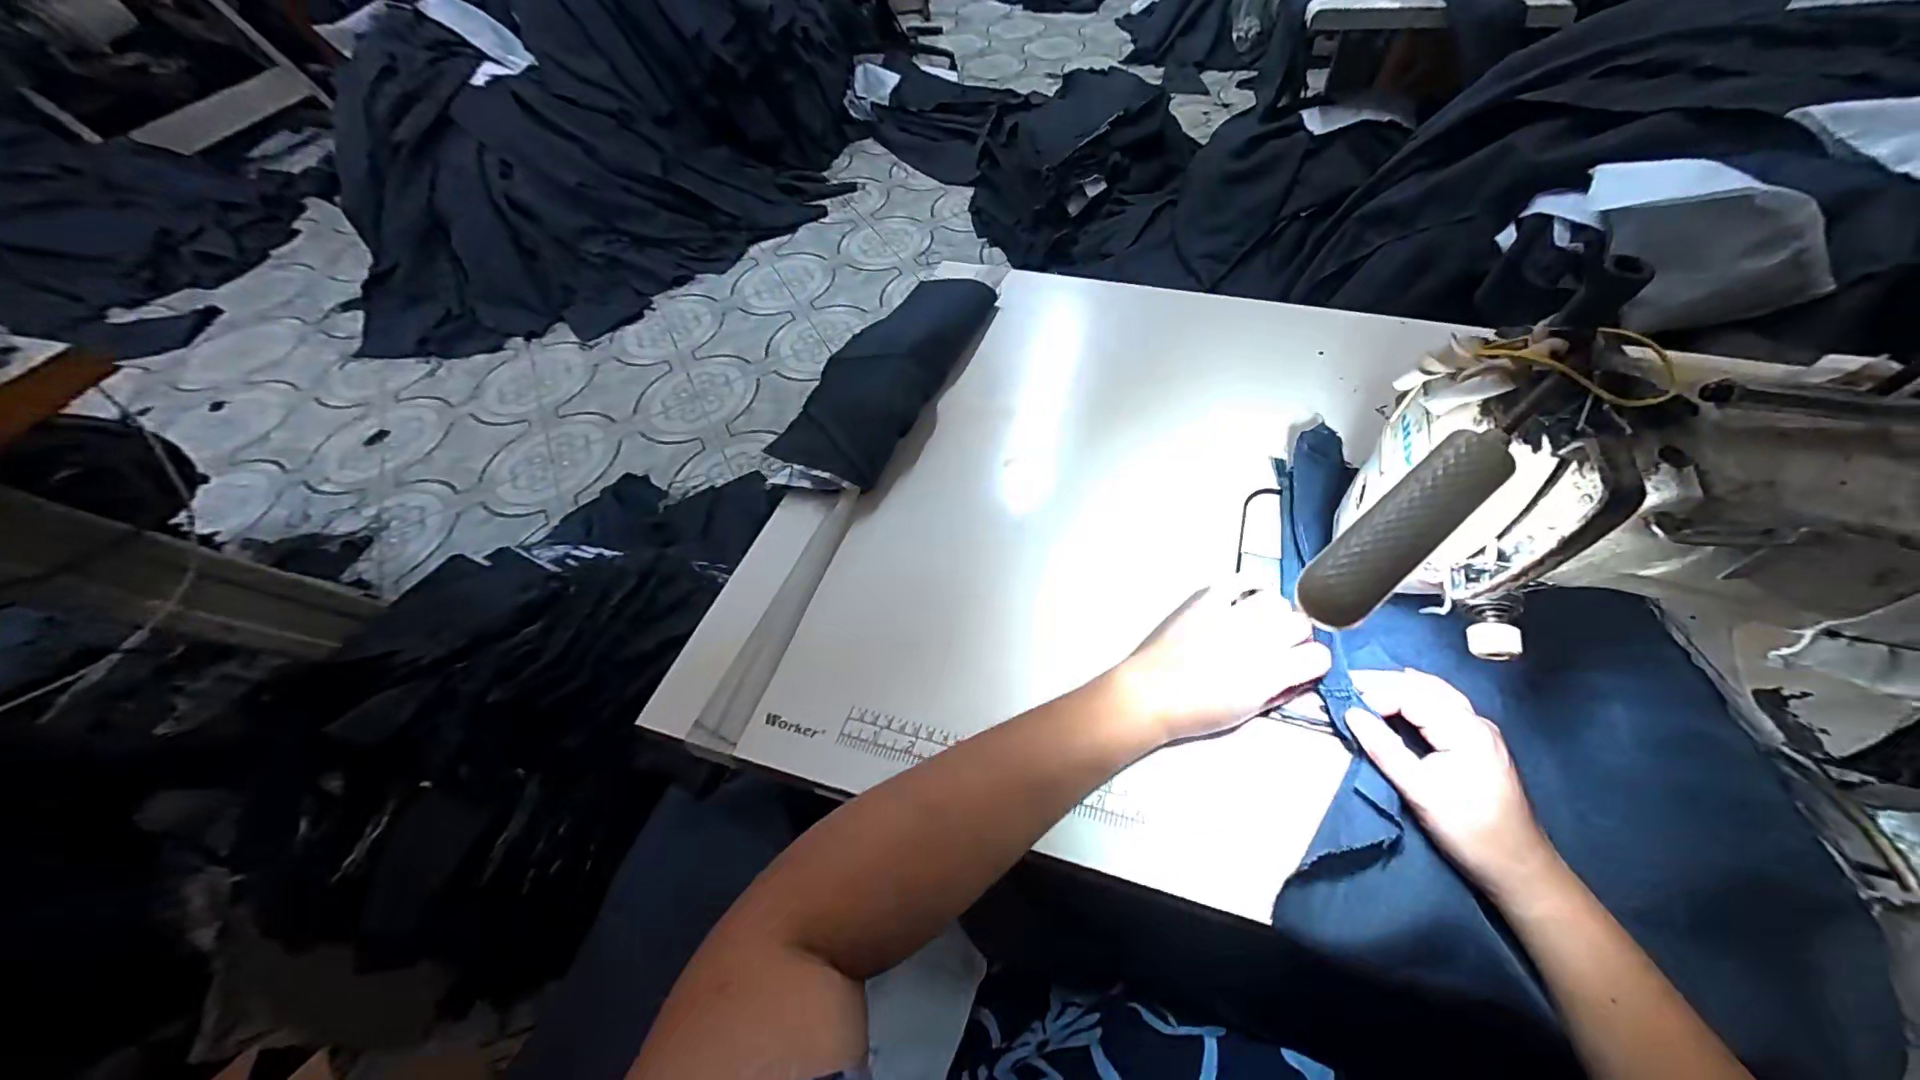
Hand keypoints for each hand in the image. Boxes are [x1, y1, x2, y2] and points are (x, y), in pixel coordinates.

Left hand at [1107, 576, 1331, 744]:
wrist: (1151, 693)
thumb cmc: (1196, 711)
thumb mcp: (1248, 712)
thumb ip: (1280, 691)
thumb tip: (1297, 678)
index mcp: (1274, 671)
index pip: (1320, 656)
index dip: (1312, 662)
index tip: (1301, 665)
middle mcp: (1260, 639)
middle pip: (1302, 622)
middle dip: (1294, 634)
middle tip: (1276, 645)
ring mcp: (1233, 615)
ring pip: (1275, 599)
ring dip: (1271, 612)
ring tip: (1256, 623)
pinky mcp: (1207, 600)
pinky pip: (1238, 580)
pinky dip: (1245, 585)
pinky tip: (1242, 597)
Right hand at [1346, 669, 1560, 898]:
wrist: (1520, 870)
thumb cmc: (1471, 833)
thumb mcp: (1421, 793)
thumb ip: (1384, 749)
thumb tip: (1351, 713)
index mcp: (1466, 731)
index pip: (1411, 695)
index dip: (1373, 692)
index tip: (1339, 697)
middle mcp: (1476, 723)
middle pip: (1423, 687)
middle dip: (1382, 682)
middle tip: (1343, 685)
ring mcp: (1480, 731)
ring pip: (1433, 692)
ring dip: (1397, 687)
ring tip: (1361, 688)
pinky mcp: (1477, 742)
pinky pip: (1440, 705)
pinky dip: (1412, 697)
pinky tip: (1395, 701)